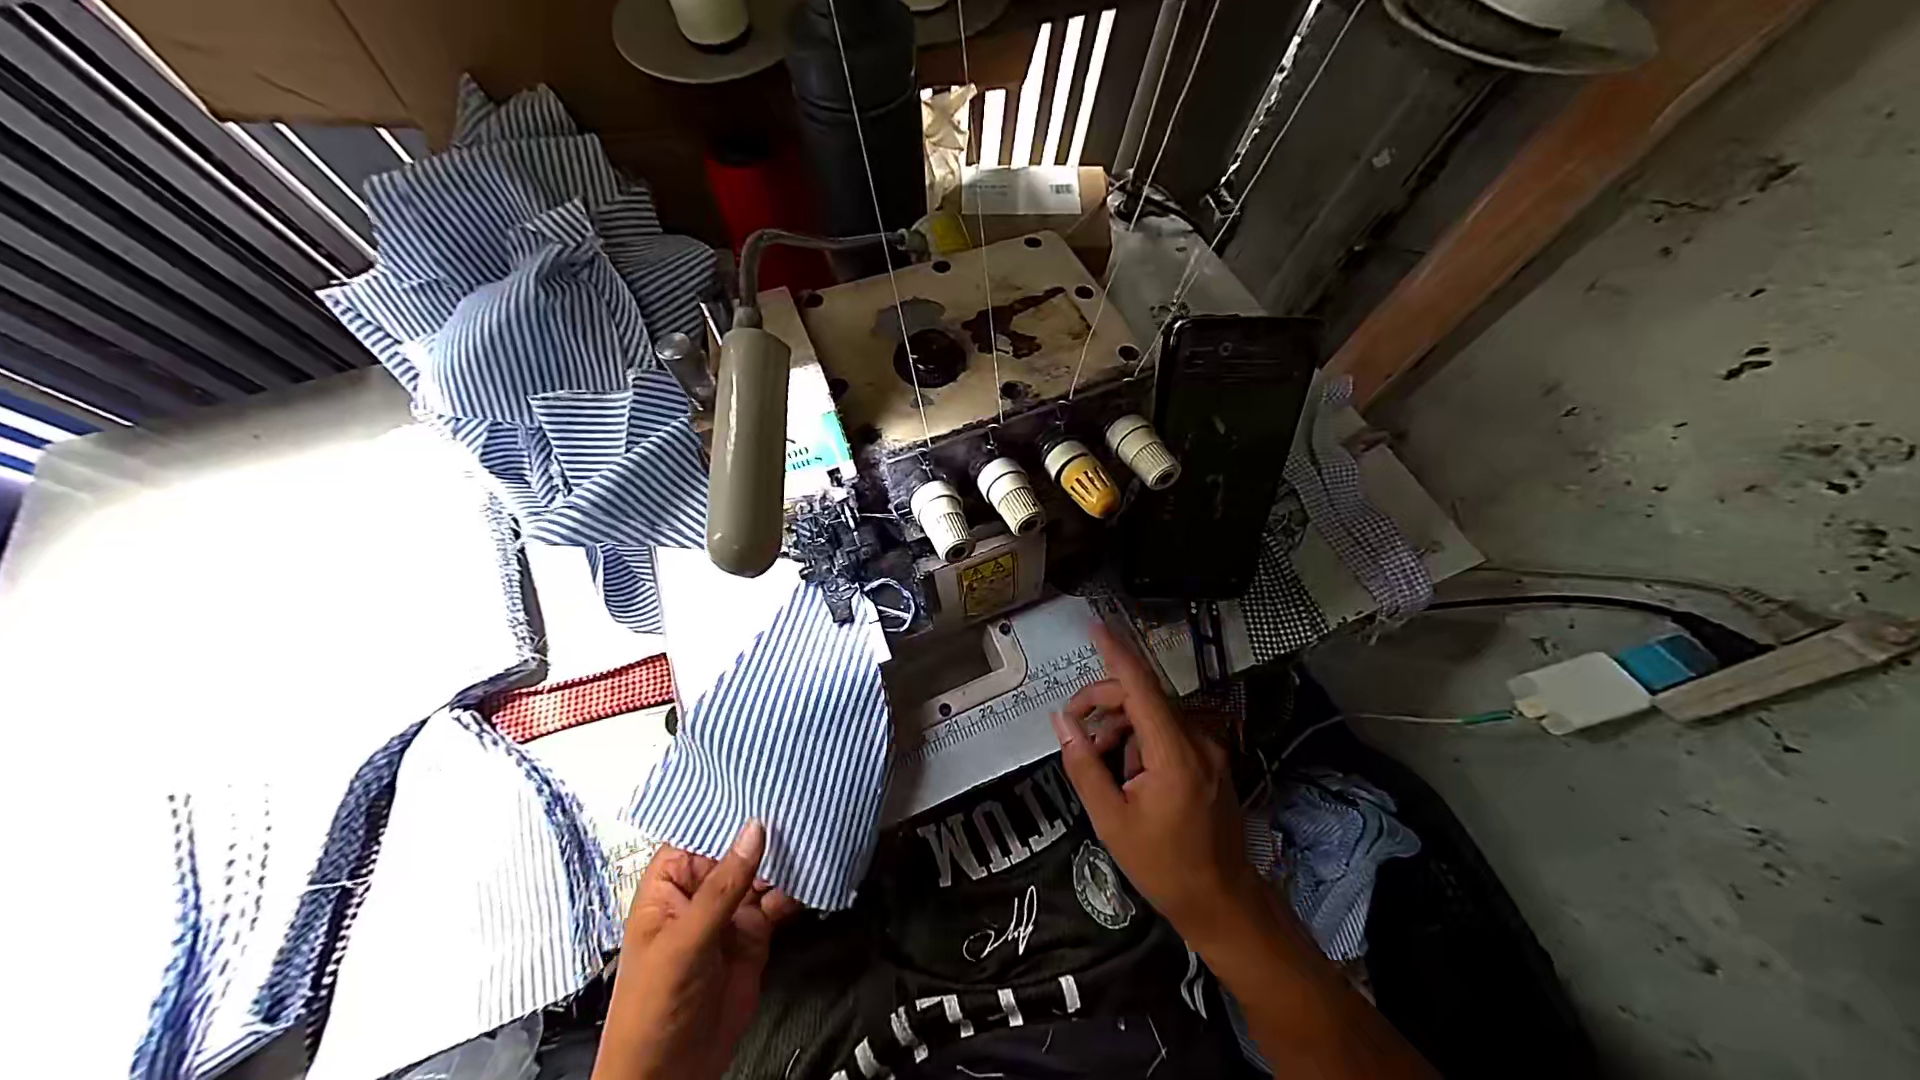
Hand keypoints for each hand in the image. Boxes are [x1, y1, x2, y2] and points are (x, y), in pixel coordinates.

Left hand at [593, 821, 800, 1079]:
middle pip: (739, 847)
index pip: (701, 832)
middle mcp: (702, 891)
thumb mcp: (684, 943)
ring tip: (812, 833)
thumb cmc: (649, 1012)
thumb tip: (753, 831)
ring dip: (787, 857)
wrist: (668, 1077)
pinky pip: (781, 900)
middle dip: (767, 830)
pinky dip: (798, 888)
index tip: (762, 785)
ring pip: (764, 870)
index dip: (729, 809)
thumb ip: (722, 887)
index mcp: (670, 883)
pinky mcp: (755, 933)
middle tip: (799, 804)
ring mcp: (730, 912)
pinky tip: (813, 875)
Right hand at [1049, 625, 1259, 931]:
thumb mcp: (1111, 820)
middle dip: (1103, 702)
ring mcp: (1207, 750)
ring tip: (1096, 757)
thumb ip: (1084, 766)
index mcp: (1175, 753)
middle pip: (1143, 699)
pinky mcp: (1208, 760)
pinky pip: (1165, 732)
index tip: (1096, 629)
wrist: (1221, 899)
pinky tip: (1123, 768)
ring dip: (1118, 724)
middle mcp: (1197, 741)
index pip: (1142, 688)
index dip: (1117, 655)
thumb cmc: (1164, 865)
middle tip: (1071, 725)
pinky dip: (1137, 739)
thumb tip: (1063, 723)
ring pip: (1152, 715)